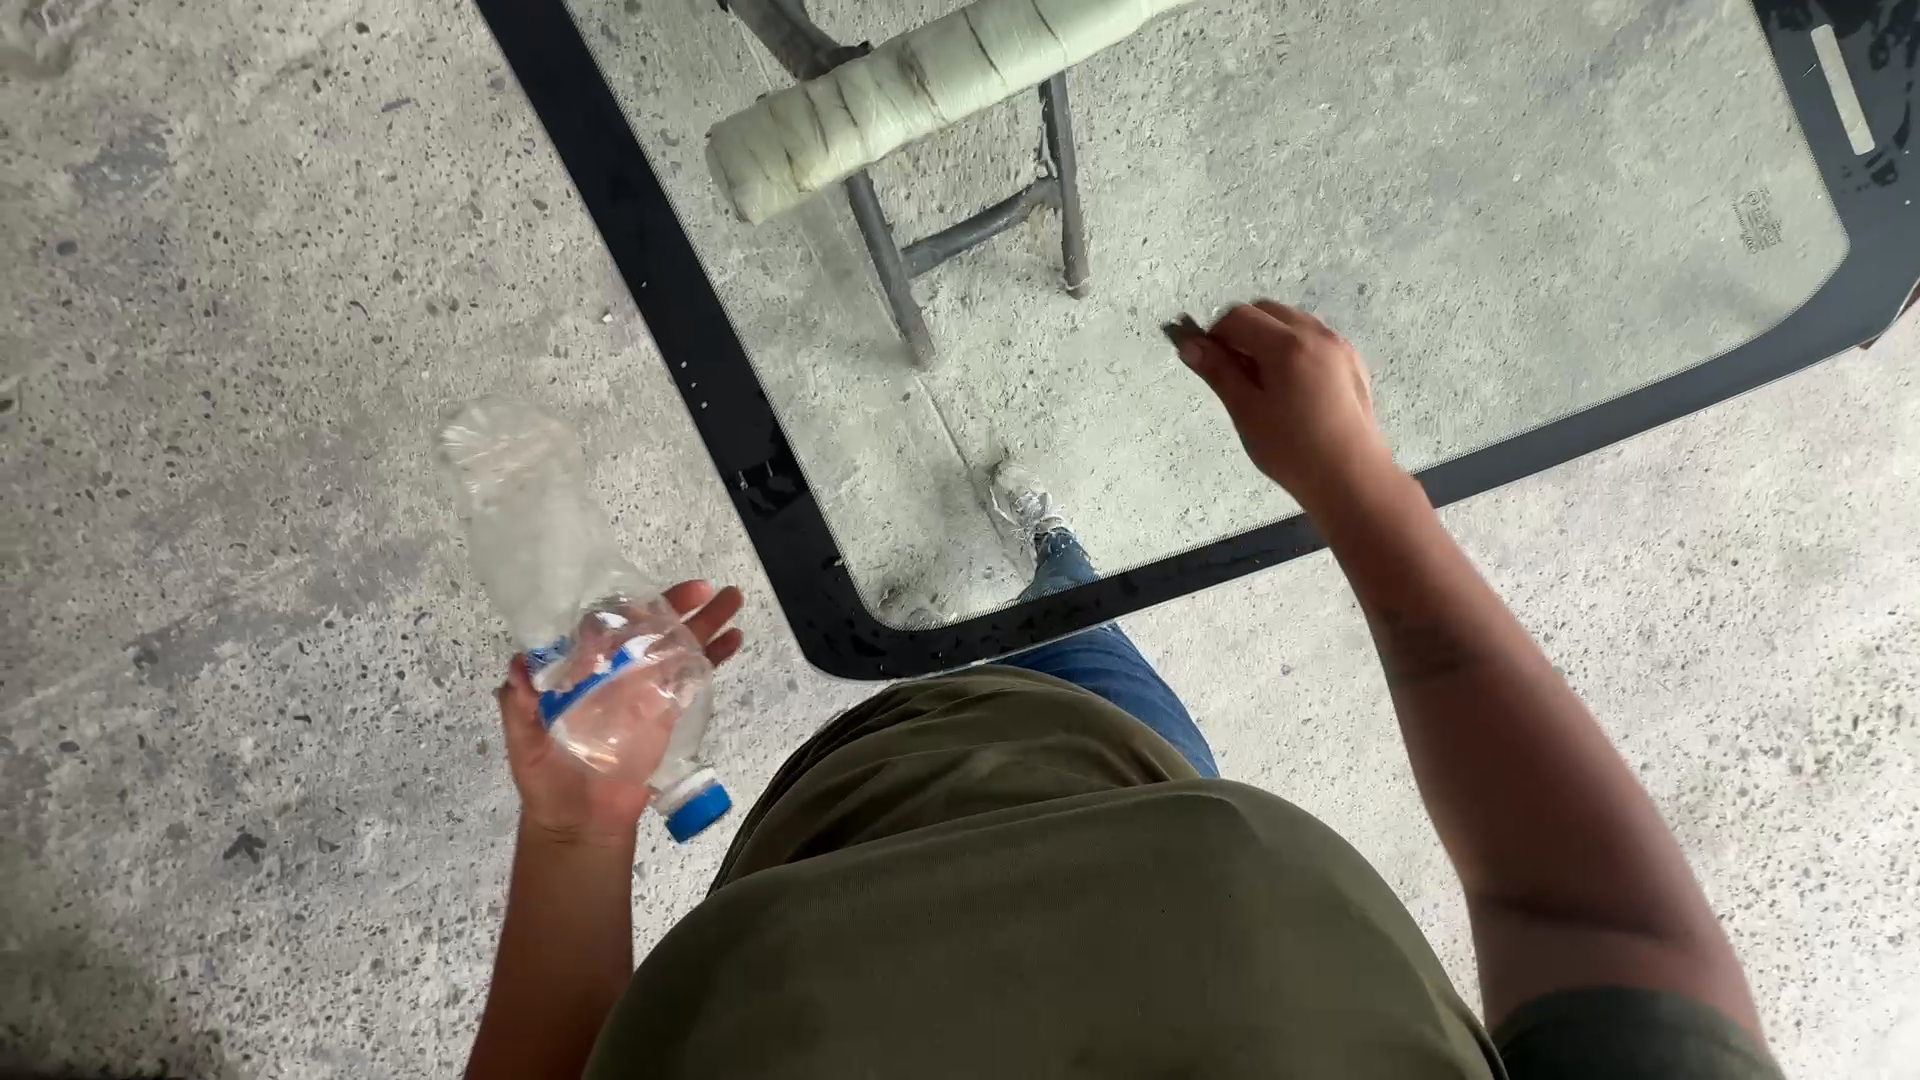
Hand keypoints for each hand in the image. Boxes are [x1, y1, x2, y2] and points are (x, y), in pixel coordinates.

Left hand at [495, 580, 744, 844]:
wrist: (583, 823)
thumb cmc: (548, 781)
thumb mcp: (525, 741)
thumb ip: (521, 706)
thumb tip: (518, 664)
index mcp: (582, 671)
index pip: (607, 627)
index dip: (629, 607)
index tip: (646, 596)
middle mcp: (617, 671)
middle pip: (651, 629)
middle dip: (679, 605)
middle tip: (706, 588)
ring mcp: (647, 688)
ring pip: (680, 646)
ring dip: (706, 622)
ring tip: (733, 599)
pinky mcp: (670, 708)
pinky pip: (694, 675)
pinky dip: (715, 655)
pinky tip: (734, 639)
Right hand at [1172, 301, 1398, 513]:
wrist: (1351, 476)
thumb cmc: (1291, 449)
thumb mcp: (1246, 411)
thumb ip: (1218, 372)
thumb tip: (1189, 345)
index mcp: (1287, 345)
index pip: (1238, 317)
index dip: (1214, 335)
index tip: (1207, 364)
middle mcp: (1316, 334)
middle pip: (1266, 311)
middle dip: (1241, 332)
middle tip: (1233, 373)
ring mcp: (1339, 345)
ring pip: (1291, 322)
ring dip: (1267, 338)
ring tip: (1262, 384)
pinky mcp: (1351, 361)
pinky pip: (1313, 338)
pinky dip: (1292, 348)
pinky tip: (1290, 388)